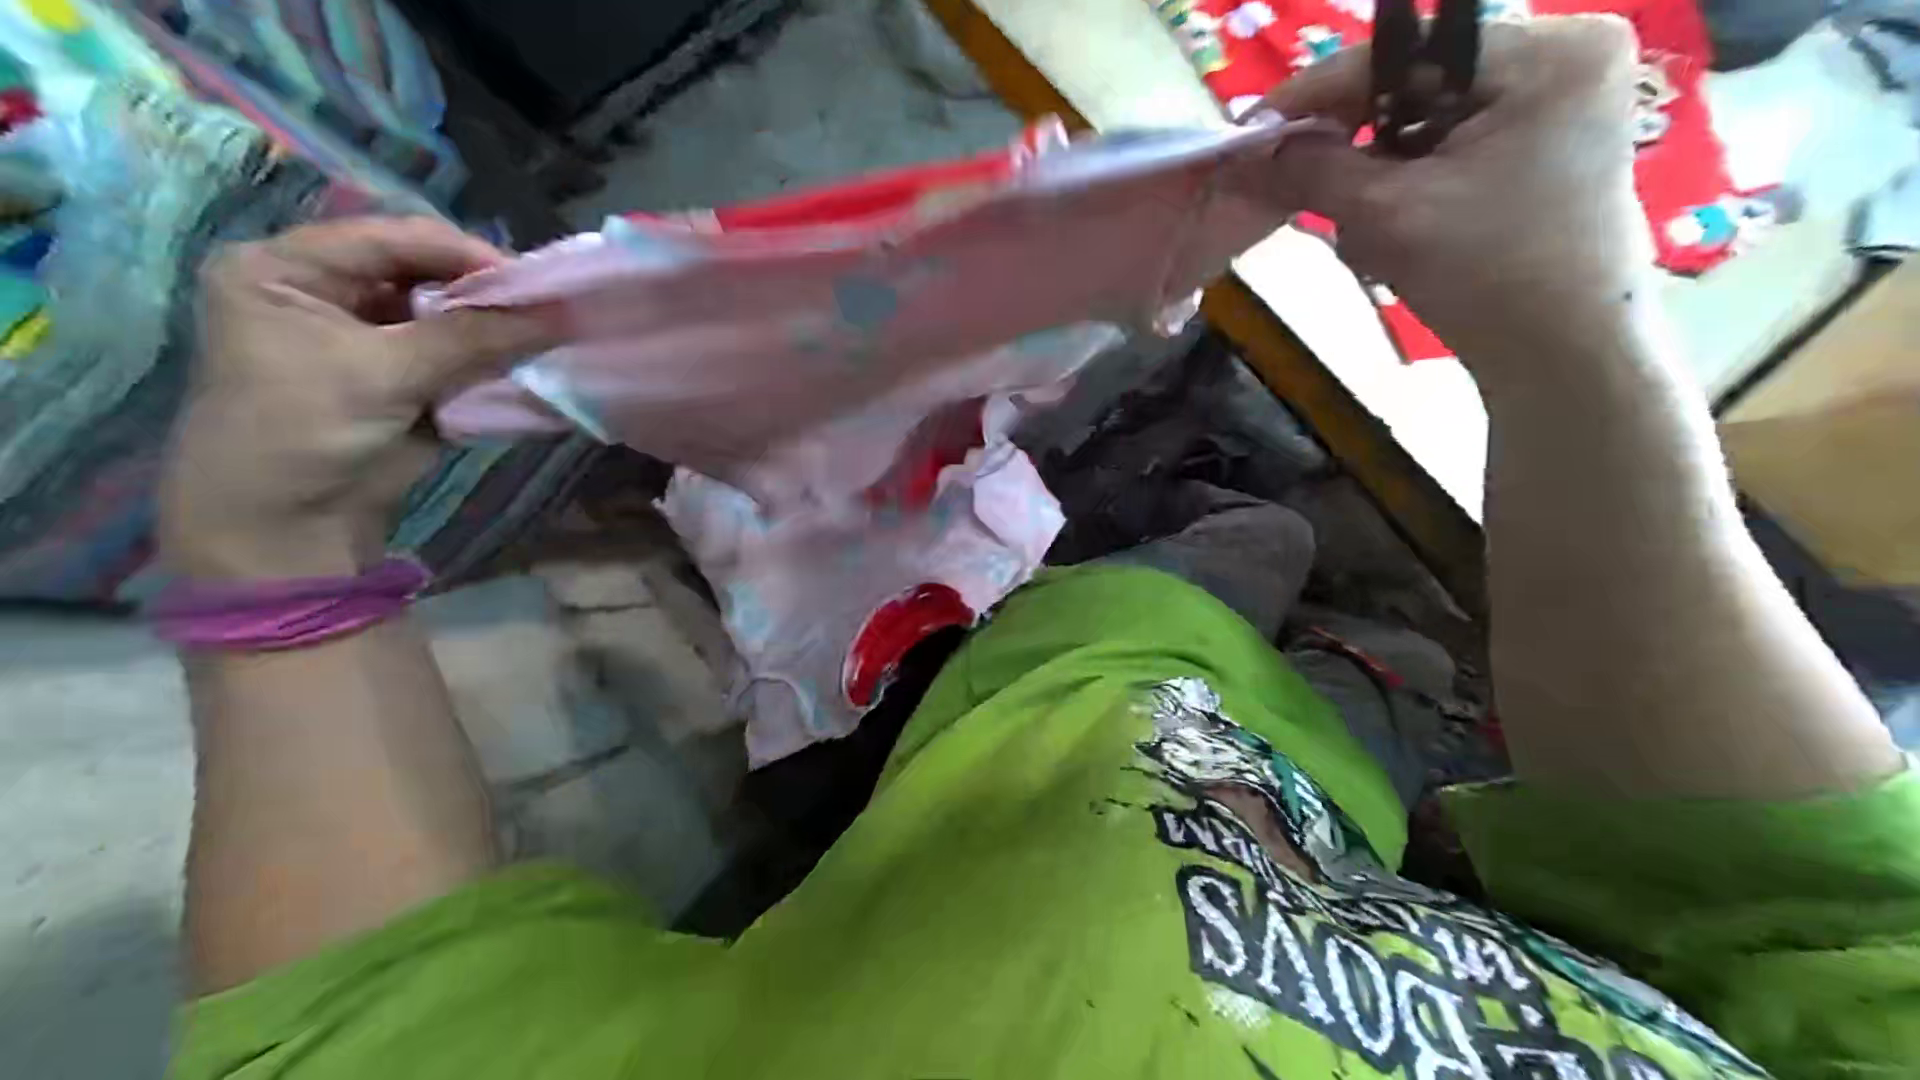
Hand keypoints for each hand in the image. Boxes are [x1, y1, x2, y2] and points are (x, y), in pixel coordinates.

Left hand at [161, 217, 558, 580]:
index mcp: (288, 268)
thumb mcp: (384, 372)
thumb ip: (473, 338)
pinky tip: (526, 359)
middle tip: (544, 308)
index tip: (531, 281)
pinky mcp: (406, 376)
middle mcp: (329, 291)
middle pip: (423, 274)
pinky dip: (492, 357)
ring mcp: (372, 336)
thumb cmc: (305, 428)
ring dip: (494, 327)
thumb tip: (561, 314)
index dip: (463, 255)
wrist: (290, 519)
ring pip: (448, 315)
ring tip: (545, 333)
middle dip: (484, 293)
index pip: (390, 240)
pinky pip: (458, 354)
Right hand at [1255, 16, 1650, 367]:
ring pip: (1421, 131)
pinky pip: (1442, 158)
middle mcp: (1559, 60)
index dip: (1316, 93)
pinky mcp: (1536, 153)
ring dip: (1375, 184)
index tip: (1252, 127)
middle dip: (1353, 149)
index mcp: (1547, 53)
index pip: (1402, 54)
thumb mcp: (1388, 216)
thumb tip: (1252, 151)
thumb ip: (1315, 172)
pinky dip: (1403, 196)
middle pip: (1412, 92)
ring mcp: (1551, 109)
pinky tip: (1396, 239)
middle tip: (1298, 188)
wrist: (1560, 352)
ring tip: (1369, 238)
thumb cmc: (1487, 274)